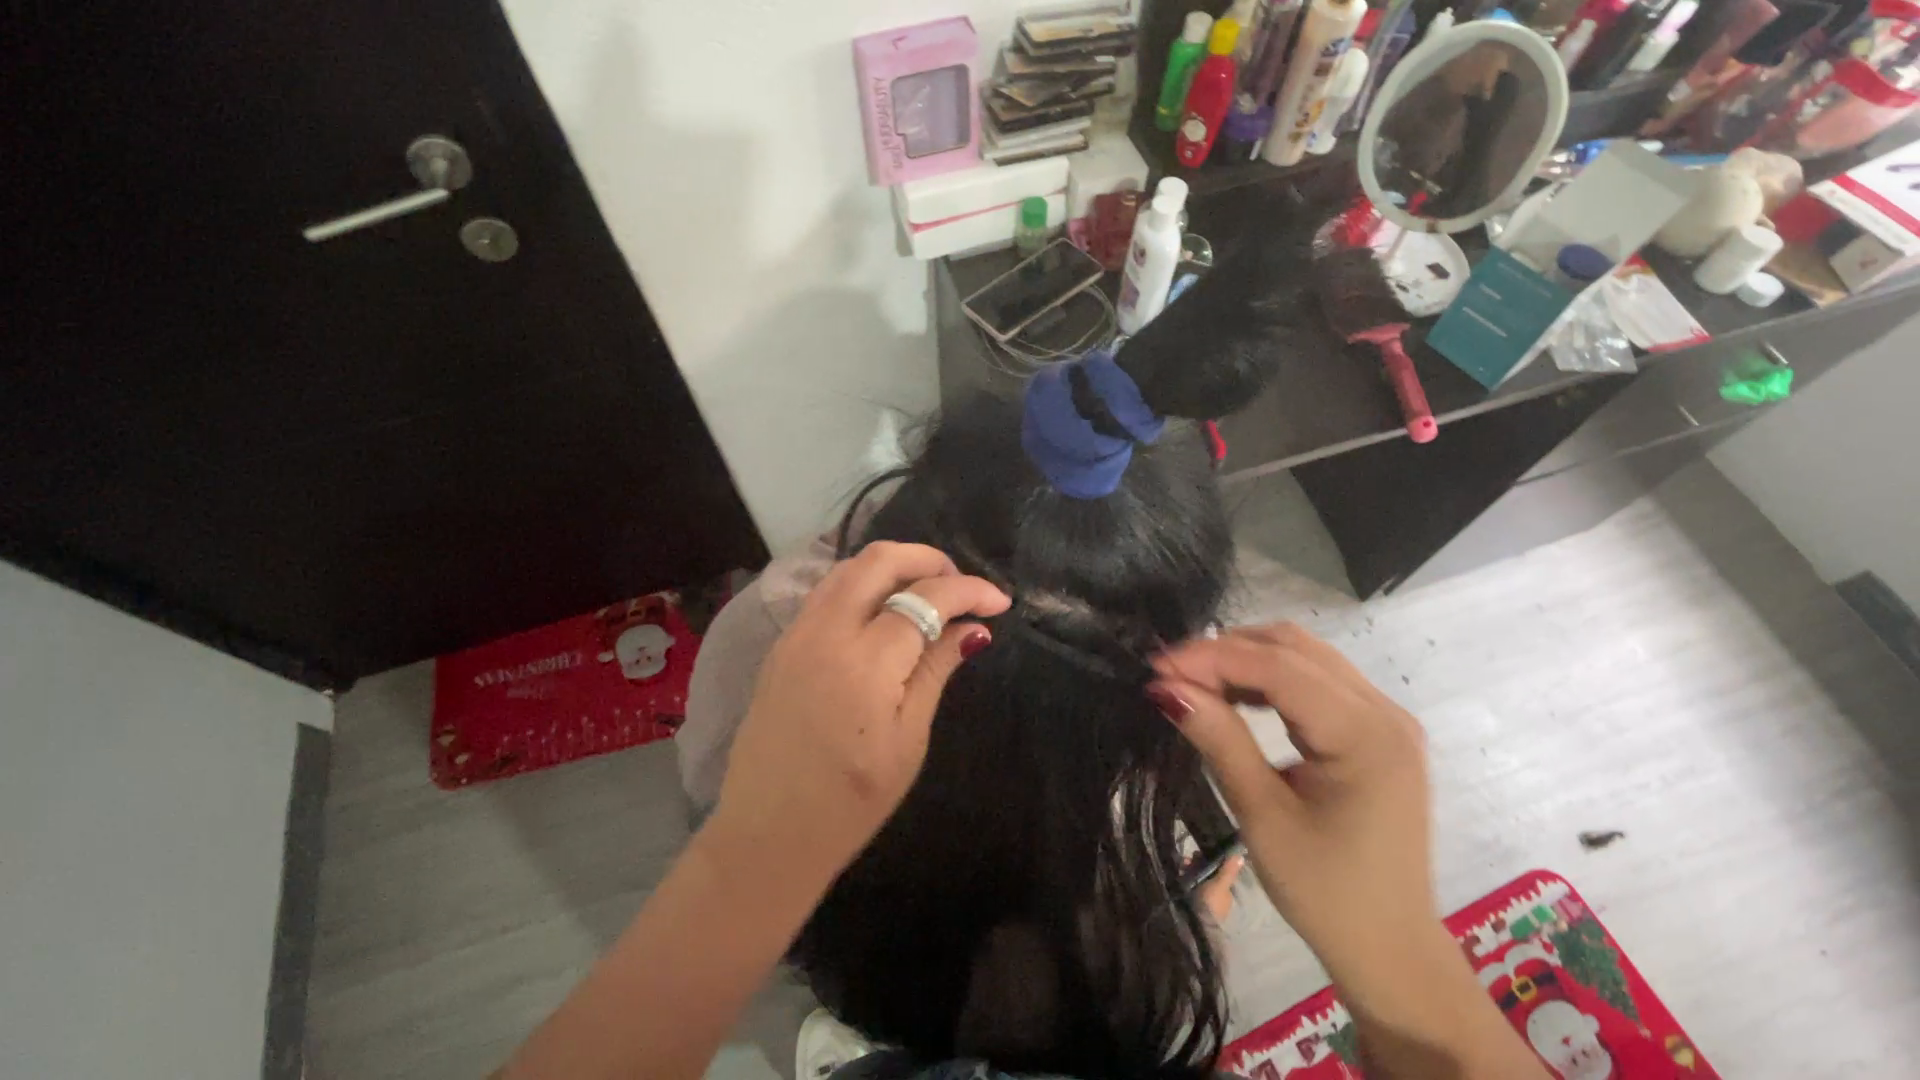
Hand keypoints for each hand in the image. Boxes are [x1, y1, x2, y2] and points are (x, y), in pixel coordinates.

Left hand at [711, 541, 1010, 875]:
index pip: (925, 598)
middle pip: (879, 560)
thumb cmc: (850, 802)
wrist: (769, 833)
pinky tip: (882, 613)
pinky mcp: (781, 647)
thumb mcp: (909, 739)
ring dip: (891, 567)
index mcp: (865, 661)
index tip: (999, 602)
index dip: (969, 590)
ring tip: (926, 595)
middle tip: (960, 586)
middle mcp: (825, 632)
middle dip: (928, 559)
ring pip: (847, 569)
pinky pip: (825, 593)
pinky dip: (861, 586)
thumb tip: (973, 628)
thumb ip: (936, 670)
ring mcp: (796, 635)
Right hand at [1149, 625, 1439, 981]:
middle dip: (1227, 651)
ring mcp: (1386, 719)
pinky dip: (1270, 681)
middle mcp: (1385, 712)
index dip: (1212, 658)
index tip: (1155, 668)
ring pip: (1306, 658)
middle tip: (1170, 676)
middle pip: (1295, 648)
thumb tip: (1166, 689)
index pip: (1278, 668)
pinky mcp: (1376, 732)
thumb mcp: (1263, 815)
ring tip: (1193, 683)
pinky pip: (1317, 683)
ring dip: (1247, 660)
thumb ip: (1219, 741)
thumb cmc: (1325, 892)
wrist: (1389, 948)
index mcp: (1366, 734)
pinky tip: (1233, 696)